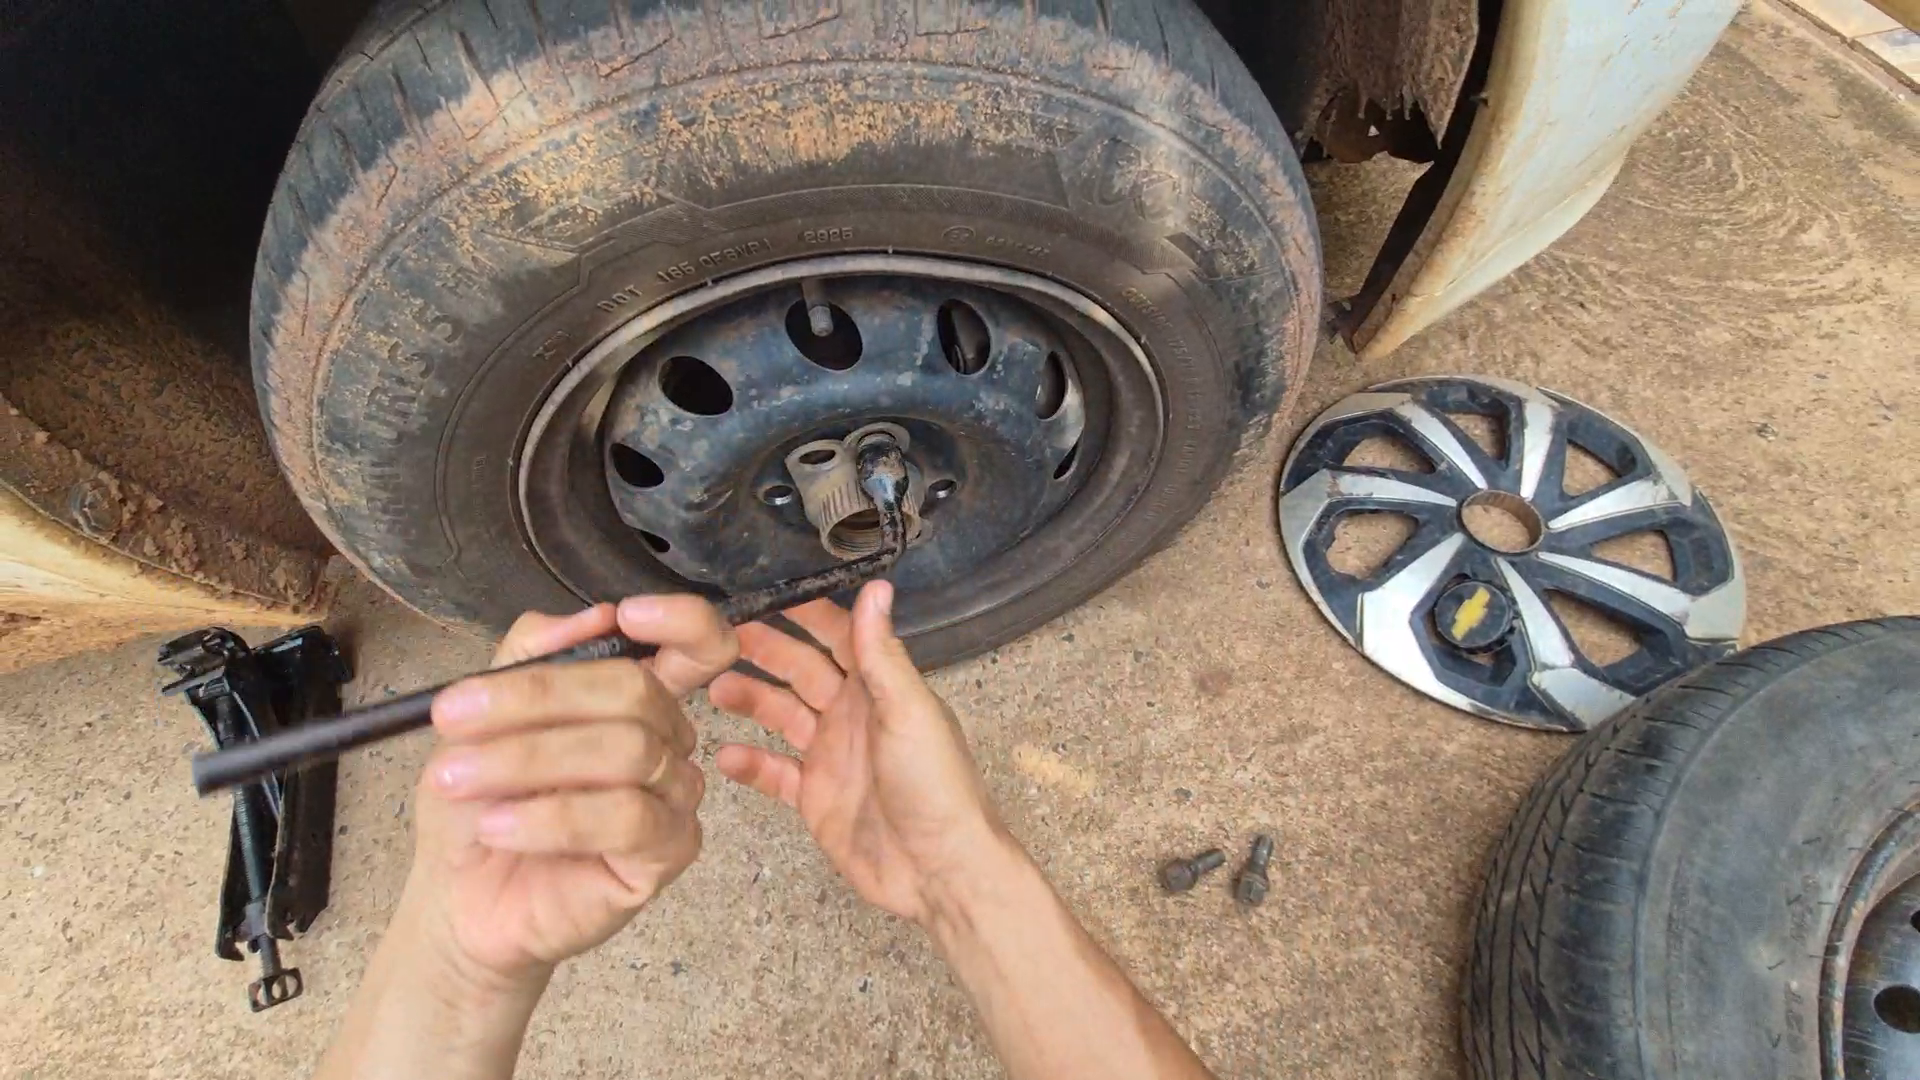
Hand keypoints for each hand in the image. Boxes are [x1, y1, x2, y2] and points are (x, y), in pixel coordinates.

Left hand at [404, 596, 737, 989]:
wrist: (459, 903)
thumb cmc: (479, 804)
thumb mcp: (483, 718)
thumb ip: (531, 656)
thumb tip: (595, 616)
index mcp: (640, 698)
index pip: (701, 645)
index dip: (683, 620)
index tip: (627, 615)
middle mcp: (671, 738)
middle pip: (639, 690)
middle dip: (541, 696)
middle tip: (454, 714)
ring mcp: (677, 793)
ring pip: (629, 750)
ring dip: (530, 758)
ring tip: (454, 778)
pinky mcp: (670, 849)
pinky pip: (627, 817)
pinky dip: (554, 816)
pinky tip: (499, 826)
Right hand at [708, 580, 1011, 924]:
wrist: (937, 870)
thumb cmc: (933, 783)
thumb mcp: (908, 710)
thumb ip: (883, 653)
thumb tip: (877, 585)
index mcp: (879, 687)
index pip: (839, 635)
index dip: (806, 613)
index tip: (766, 591)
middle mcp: (852, 714)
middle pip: (802, 670)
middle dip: (766, 650)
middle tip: (719, 636)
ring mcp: (832, 755)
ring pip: (782, 716)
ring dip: (751, 700)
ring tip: (713, 687)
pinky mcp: (816, 797)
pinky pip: (776, 773)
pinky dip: (751, 763)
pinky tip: (724, 755)